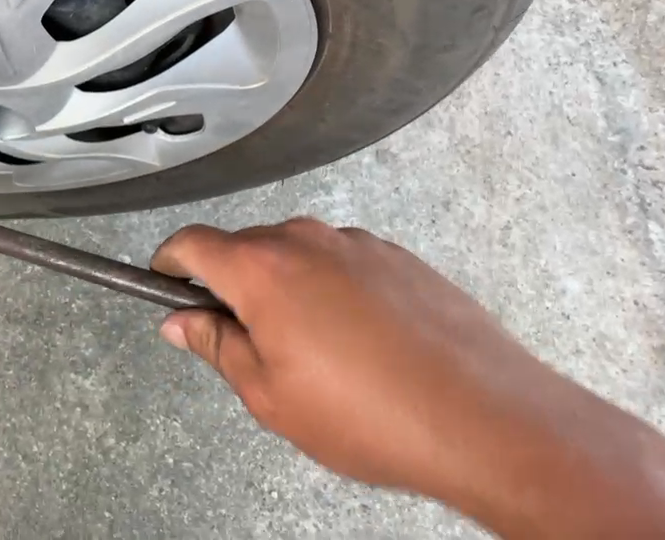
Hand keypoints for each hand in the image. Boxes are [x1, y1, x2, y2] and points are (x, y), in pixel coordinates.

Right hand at [149, 219, 616, 512]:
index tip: (167, 283)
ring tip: (318, 347)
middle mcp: (300, 240)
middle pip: (241, 247)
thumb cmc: (373, 417)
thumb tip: (178, 321)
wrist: (496, 425)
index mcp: (258, 269)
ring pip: (293, 253)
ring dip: (286, 285)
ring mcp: (354, 244)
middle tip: (250, 339)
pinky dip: (334, 287)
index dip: (168, 262)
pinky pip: (343, 261)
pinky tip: (363, 339)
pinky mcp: (400, 257)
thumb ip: (215, 346)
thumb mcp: (269, 395)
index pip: (188, 244)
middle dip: (232, 283)